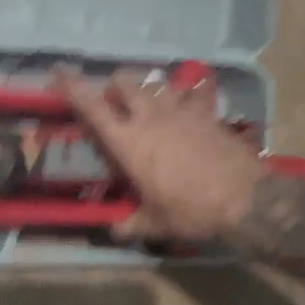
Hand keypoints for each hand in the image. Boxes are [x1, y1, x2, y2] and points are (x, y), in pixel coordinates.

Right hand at [61, 67, 267, 241]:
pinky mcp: (207, 112)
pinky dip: (185, 94)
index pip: (92, 107)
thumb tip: (113, 229)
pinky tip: (188, 103)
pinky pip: (192, 92)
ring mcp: (181, 110)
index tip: (58, 75)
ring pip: (155, 82)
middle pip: (124, 83)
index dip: (72, 88)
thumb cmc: (191, 211)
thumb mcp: (154, 224)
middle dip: (113, 87)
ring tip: (145, 101)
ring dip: (145, 88)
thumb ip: (130, 224)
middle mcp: (150, 118)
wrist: (245, 199)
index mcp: (128, 143)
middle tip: (111, 101)